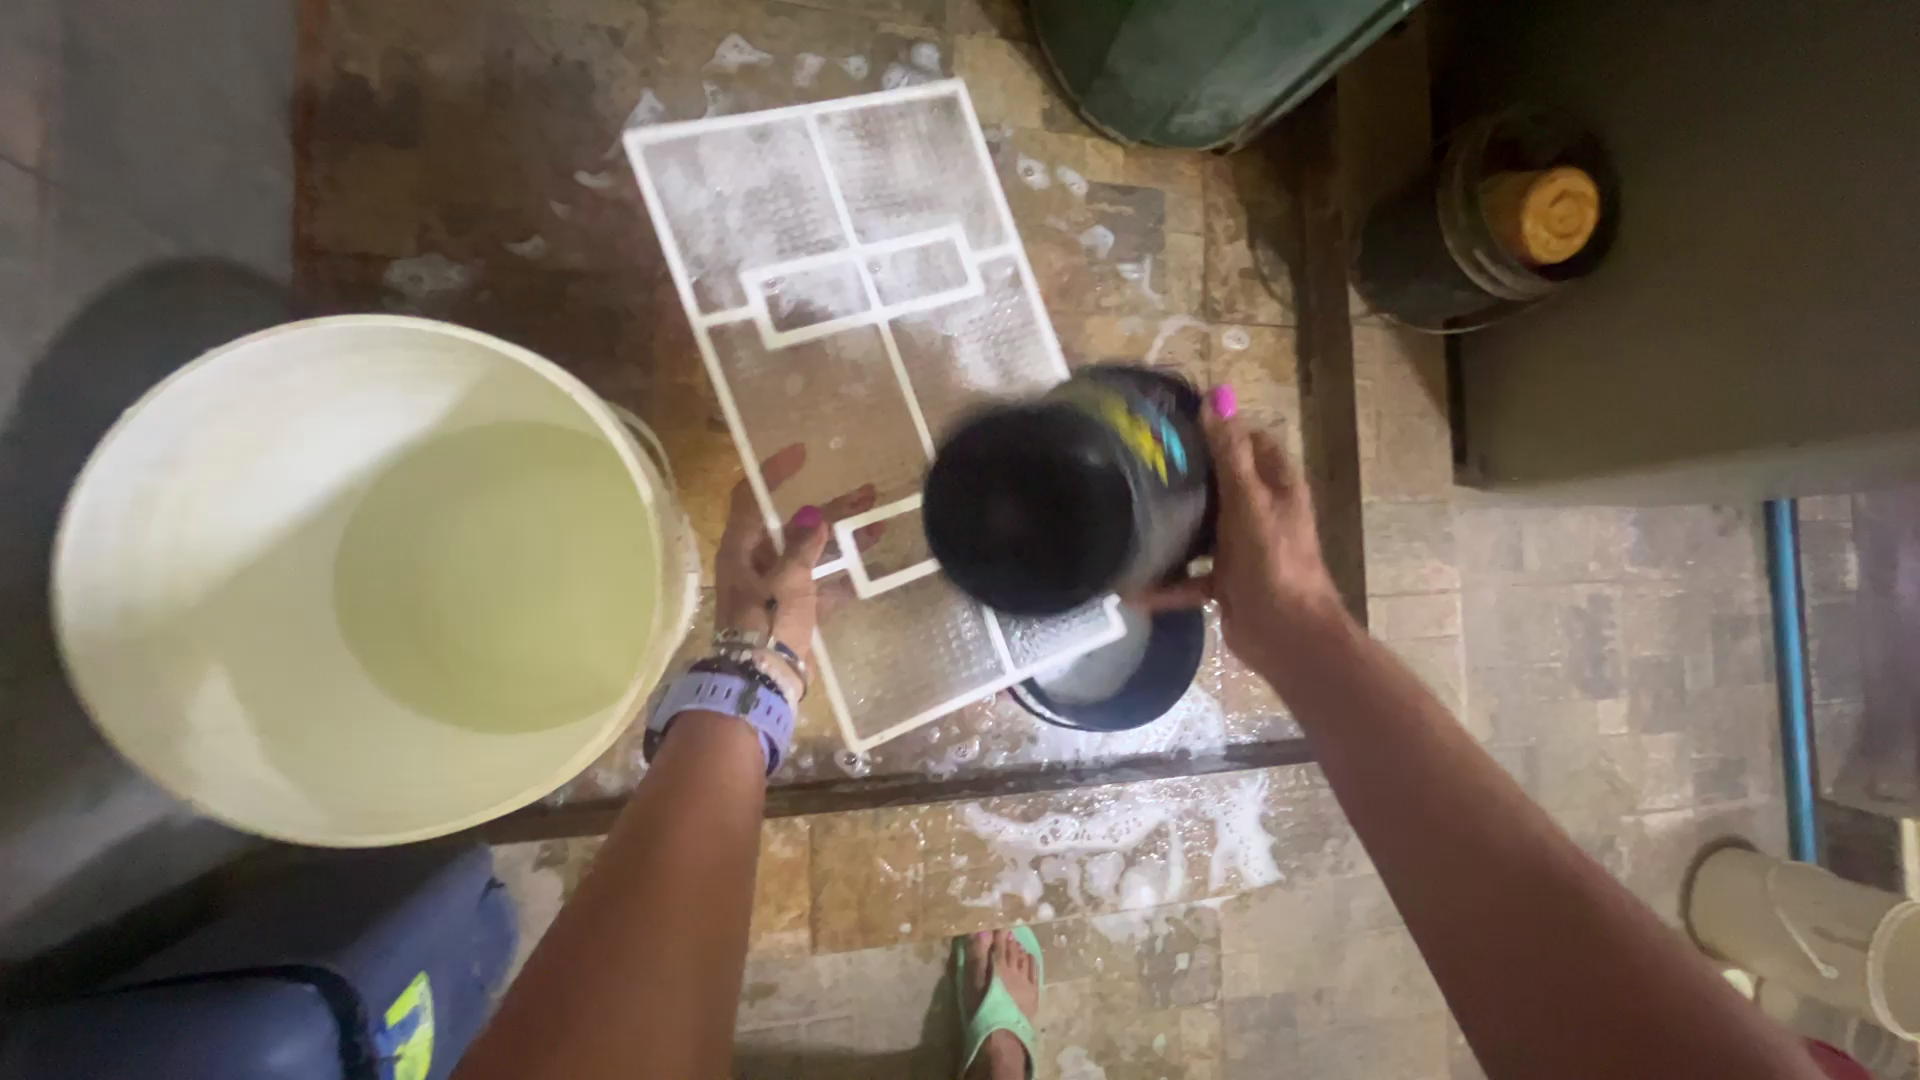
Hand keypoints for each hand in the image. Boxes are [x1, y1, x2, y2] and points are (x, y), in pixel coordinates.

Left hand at [714, 444, 877, 665]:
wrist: (763, 680)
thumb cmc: (769, 622)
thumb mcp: (788, 578)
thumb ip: (802, 545)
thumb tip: (811, 515)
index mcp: (742, 549)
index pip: (750, 497)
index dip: (773, 472)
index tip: (802, 455)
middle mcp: (755, 563)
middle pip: (794, 526)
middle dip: (831, 510)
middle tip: (866, 494)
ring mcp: (776, 588)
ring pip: (812, 554)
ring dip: (843, 541)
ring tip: (877, 526)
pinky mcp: (793, 611)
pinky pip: (820, 585)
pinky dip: (841, 578)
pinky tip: (869, 570)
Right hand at [1133, 386, 1346, 673]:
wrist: (1284, 634)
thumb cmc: (1272, 560)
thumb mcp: (1248, 500)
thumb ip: (1229, 452)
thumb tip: (1217, 395)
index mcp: (1277, 487)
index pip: (1252, 441)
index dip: (1221, 428)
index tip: (1176, 422)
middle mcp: (1262, 513)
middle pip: (1223, 482)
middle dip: (1189, 473)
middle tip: (1142, 462)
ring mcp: (1244, 549)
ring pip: (1204, 528)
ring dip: (1175, 525)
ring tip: (1132, 510)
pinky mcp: (1227, 582)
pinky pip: (1191, 576)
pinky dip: (1167, 582)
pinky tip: (1133, 587)